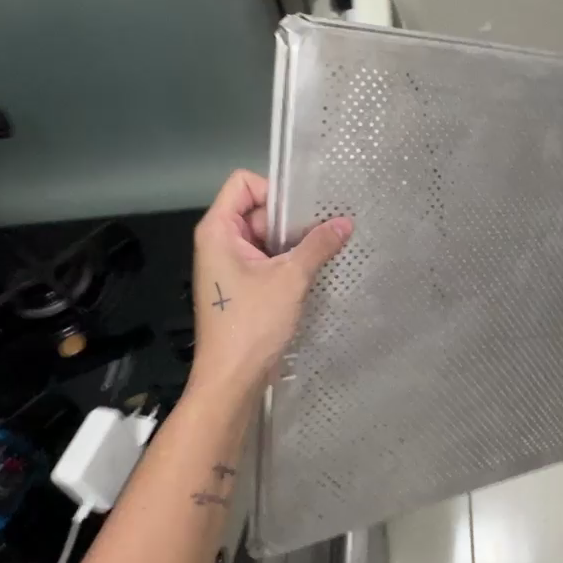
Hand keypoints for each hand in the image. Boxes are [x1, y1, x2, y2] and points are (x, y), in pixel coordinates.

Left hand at [187, 170, 352, 396]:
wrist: (231, 379)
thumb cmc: (252, 324)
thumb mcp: (290, 279)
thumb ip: (317, 246)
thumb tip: (345, 222)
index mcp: (218, 230)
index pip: (243, 183)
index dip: (274, 190)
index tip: (303, 213)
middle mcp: (218, 242)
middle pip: (257, 209)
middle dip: (289, 220)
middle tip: (323, 233)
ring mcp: (228, 266)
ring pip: (265, 237)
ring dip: (292, 244)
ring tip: (322, 253)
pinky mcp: (239, 287)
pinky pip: (265, 260)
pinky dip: (286, 263)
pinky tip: (311, 274)